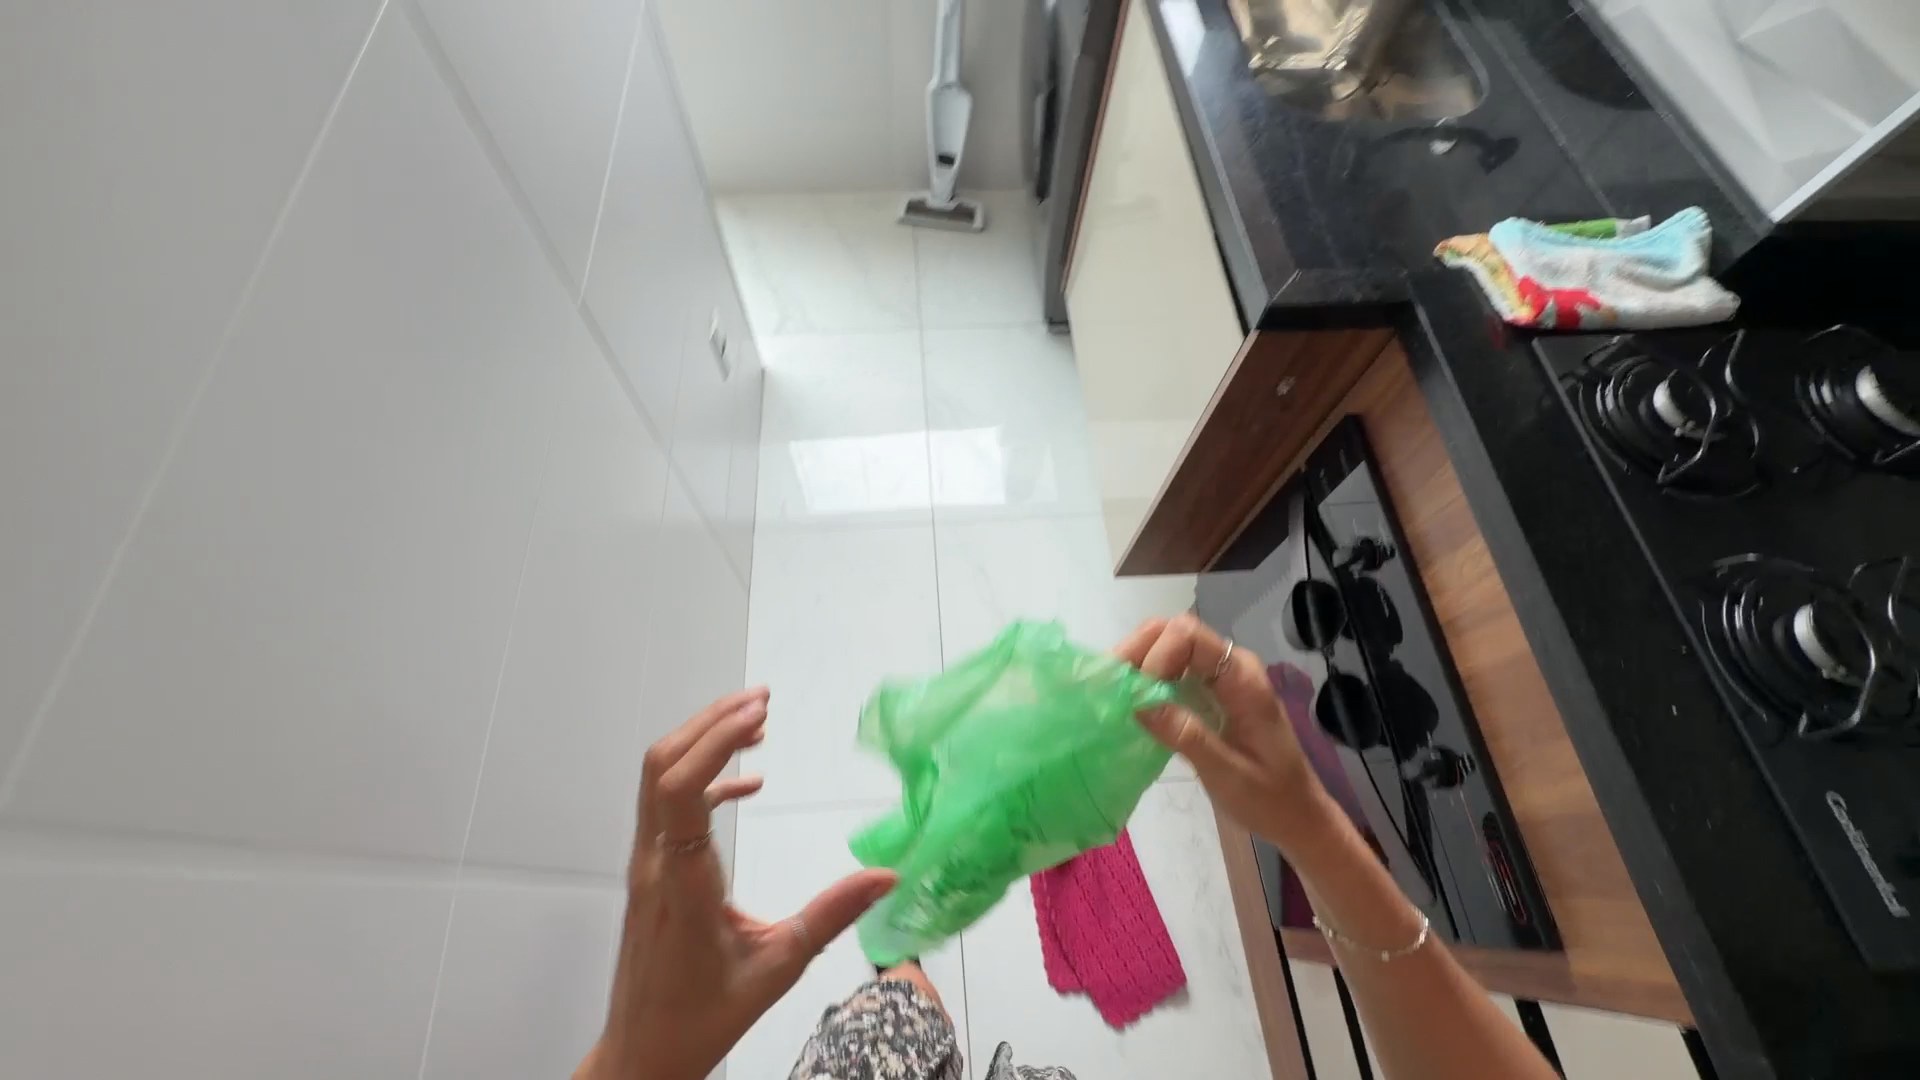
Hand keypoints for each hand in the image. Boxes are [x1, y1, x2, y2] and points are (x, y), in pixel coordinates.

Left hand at [579, 688, 898, 1079]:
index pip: (681, 790)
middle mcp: (656, 861)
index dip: (717, 742)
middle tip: (763, 699)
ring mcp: (647, 861)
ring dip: (704, 738)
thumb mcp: (778, 967)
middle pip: (664, 764)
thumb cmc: (704, 1016)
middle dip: (712, 721)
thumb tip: (888, 875)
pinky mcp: (652, 867)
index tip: (760, 714)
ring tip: (758, 720)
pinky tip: (751, 781)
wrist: (639, 1054)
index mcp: (684, 882)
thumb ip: (832, 916)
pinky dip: (708, 777)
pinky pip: (672, 803)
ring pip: (660, 776)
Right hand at [1115, 616, 1338, 856]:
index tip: (1138, 695)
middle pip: (1173, 631)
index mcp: (1242, 678)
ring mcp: (1217, 676)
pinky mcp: (1205, 691)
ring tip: (1113, 693)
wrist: (1297, 818)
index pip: (1189, 635)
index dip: (1156, 655)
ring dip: (1135, 662)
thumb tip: (1139, 705)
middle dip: (1137, 651)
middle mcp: (1230, 666)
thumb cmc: (1269, 799)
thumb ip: (1187, 736)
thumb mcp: (1228, 775)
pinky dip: (1143, 677)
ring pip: (1167, 645)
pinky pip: (1169, 668)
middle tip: (1111, 686)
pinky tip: (1128, 700)